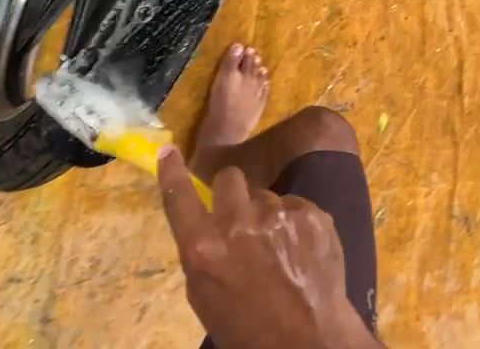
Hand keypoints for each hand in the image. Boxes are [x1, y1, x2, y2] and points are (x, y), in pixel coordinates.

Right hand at [157, 147, 375, 348]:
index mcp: (204, 247)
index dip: (172, 171)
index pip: (179, 196)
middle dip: (233, 193)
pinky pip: (296, 206)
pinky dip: (296, 224)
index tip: (169, 150)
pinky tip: (302, 252)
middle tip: (242, 219)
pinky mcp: (310, 212)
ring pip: (266, 195)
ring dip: (268, 214)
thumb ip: (202, 253)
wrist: (309, 342)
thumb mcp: (206, 297)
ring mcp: (277, 213)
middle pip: (230, 177)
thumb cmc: (247, 331)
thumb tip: (205, 222)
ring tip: (280, 249)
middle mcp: (237, 221)